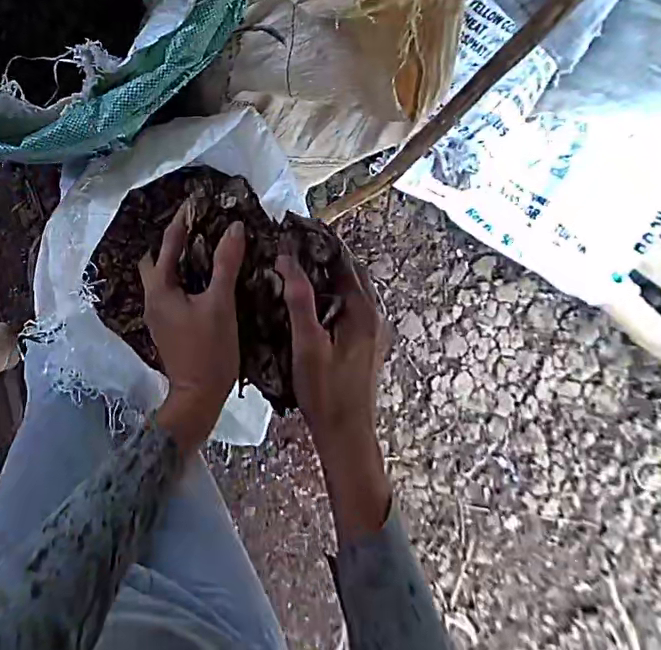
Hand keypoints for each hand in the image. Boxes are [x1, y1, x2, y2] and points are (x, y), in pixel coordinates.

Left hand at [141, 202, 242, 450]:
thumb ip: (226, 264)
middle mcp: (151, 296)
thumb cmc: (209, 350)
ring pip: (163, 276)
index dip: (181, 220)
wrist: (198, 397)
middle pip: (156, 259)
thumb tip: (234, 228)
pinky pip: (171, 291)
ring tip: (203, 250)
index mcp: (159, 287)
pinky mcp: (167, 325)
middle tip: (197, 228)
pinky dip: (184, 278)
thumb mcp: (221, 303)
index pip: (168, 243)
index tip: (195, 202)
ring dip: (179, 261)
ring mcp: (157, 313)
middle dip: (172, 241)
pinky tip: (203, 279)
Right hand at [279, 239, 388, 439]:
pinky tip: (305, 296)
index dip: (319, 240)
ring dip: (325, 271)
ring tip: (292, 261)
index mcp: (363, 312)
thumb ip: (299, 300)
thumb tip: (286, 258)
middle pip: (349, 271)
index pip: (344, 261)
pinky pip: (348, 304)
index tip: (292, 226)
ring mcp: (373, 330)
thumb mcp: (307, 343)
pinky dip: (329, 290)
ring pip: (349, 288)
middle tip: (288, 240)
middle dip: (321, 252)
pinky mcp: (365, 342)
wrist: (346, 434)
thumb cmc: (325, 390)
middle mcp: (374, 316)